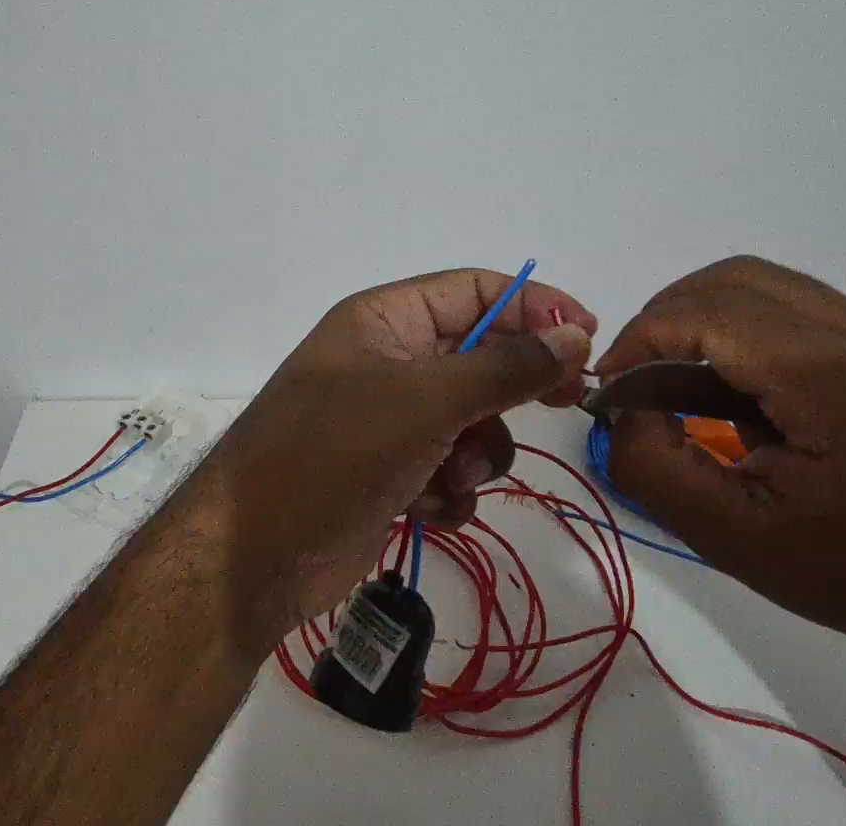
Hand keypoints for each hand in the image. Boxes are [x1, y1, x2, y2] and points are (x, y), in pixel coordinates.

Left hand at [184, 268, 594, 654]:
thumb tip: (573, 333)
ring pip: (472, 420)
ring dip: (477, 452)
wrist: (256, 555)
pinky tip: (426, 508)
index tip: (588, 337)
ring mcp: (388, 420)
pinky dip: (449, 490)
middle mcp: (388, 361)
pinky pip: (450, 468)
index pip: (475, 291)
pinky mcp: (390, 472)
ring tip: (453, 476)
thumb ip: (506, 366)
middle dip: (514, 388)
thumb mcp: (426, 401)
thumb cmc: (336, 454)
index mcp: (386, 320)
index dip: (534, 307)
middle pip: (480, 356)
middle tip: (568, 402)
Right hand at [596, 256, 845, 659]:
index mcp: (842, 380)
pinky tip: (746, 392)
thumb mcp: (733, 539)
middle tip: (633, 375)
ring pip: (767, 286)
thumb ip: (654, 465)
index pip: (712, 313)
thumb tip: (622, 403)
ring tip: (682, 384)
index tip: (608, 380)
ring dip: (706, 322)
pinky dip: (748, 333)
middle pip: (736, 281)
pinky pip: (801, 307)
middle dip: (667, 318)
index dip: (643, 334)